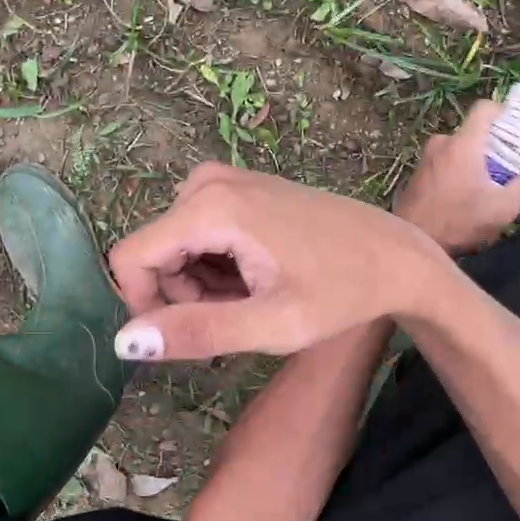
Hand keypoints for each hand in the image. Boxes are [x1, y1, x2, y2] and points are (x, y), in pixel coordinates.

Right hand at [107, 164, 455, 360]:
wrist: (395, 254)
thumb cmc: (340, 292)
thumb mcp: (272, 325)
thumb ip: (196, 332)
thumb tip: (125, 342)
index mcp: (210, 207)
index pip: (130, 259)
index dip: (146, 306)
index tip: (190, 332)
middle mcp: (207, 181)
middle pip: (154, 252)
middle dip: (183, 295)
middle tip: (240, 314)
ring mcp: (223, 178)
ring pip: (174, 246)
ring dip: (202, 284)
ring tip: (255, 297)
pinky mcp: (238, 185)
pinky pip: (197, 231)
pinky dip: (216, 264)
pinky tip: (258, 276)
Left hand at [394, 100, 519, 251]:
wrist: (413, 240)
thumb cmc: (459, 222)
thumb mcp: (504, 209)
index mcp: (463, 143)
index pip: (484, 108)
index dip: (504, 114)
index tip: (516, 133)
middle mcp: (441, 143)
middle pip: (475, 134)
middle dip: (492, 150)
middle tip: (505, 174)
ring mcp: (426, 157)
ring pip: (459, 150)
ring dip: (474, 165)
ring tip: (483, 192)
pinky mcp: (417, 172)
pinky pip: (445, 163)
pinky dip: (457, 173)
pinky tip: (461, 199)